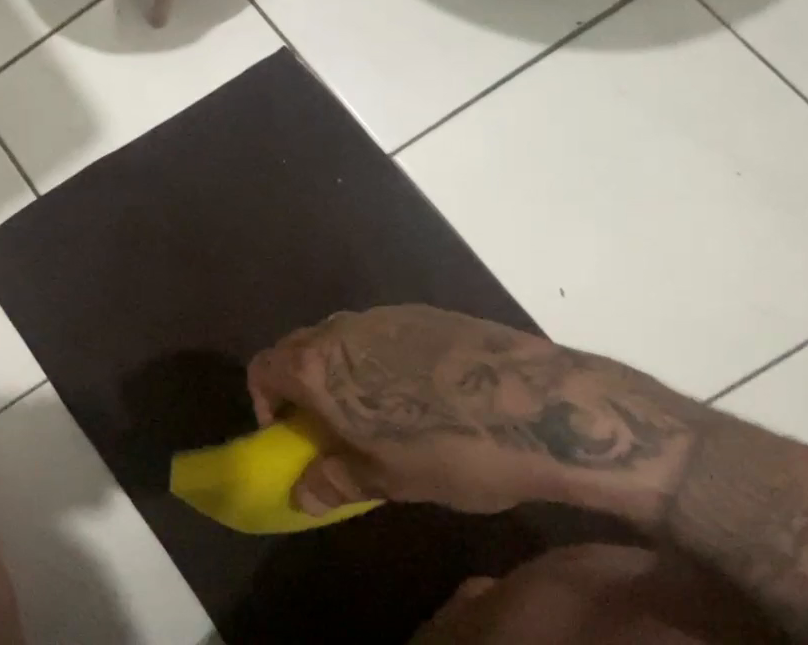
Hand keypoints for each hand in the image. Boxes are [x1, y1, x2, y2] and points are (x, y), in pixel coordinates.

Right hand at [246, 305, 700, 523]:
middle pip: (296, 348)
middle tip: (328, 425)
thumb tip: (301, 494)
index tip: (288, 432)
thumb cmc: (451, 451)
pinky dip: (380, 359)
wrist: (547, 410)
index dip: (263, 401)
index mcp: (316, 367)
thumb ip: (335, 482)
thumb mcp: (389, 481)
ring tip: (377, 409)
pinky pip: (381, 334)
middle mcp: (339, 331)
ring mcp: (383, 316)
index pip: (261, 368)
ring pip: (340, 339)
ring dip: (341, 370)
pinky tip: (421, 392)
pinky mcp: (425, 313)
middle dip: (300, 385)